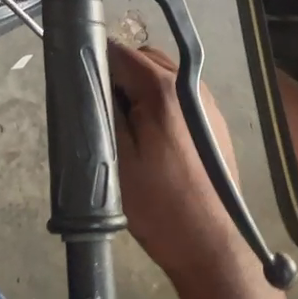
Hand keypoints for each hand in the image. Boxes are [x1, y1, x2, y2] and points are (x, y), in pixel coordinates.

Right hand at [110, 44, 277, 298]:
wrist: (210, 245)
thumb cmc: (159, 205)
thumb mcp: (118, 157)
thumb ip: (104, 108)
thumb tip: (92, 77)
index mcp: (162, 89)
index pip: (120, 53)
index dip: (97, 64)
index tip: (83, 84)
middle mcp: (189, 84)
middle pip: (143, 57)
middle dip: (121, 75)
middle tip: (107, 112)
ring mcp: (206, 100)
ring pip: (163, 72)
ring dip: (142, 87)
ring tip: (131, 126)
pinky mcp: (215, 118)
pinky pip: (180, 92)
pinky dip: (162, 100)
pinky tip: (157, 136)